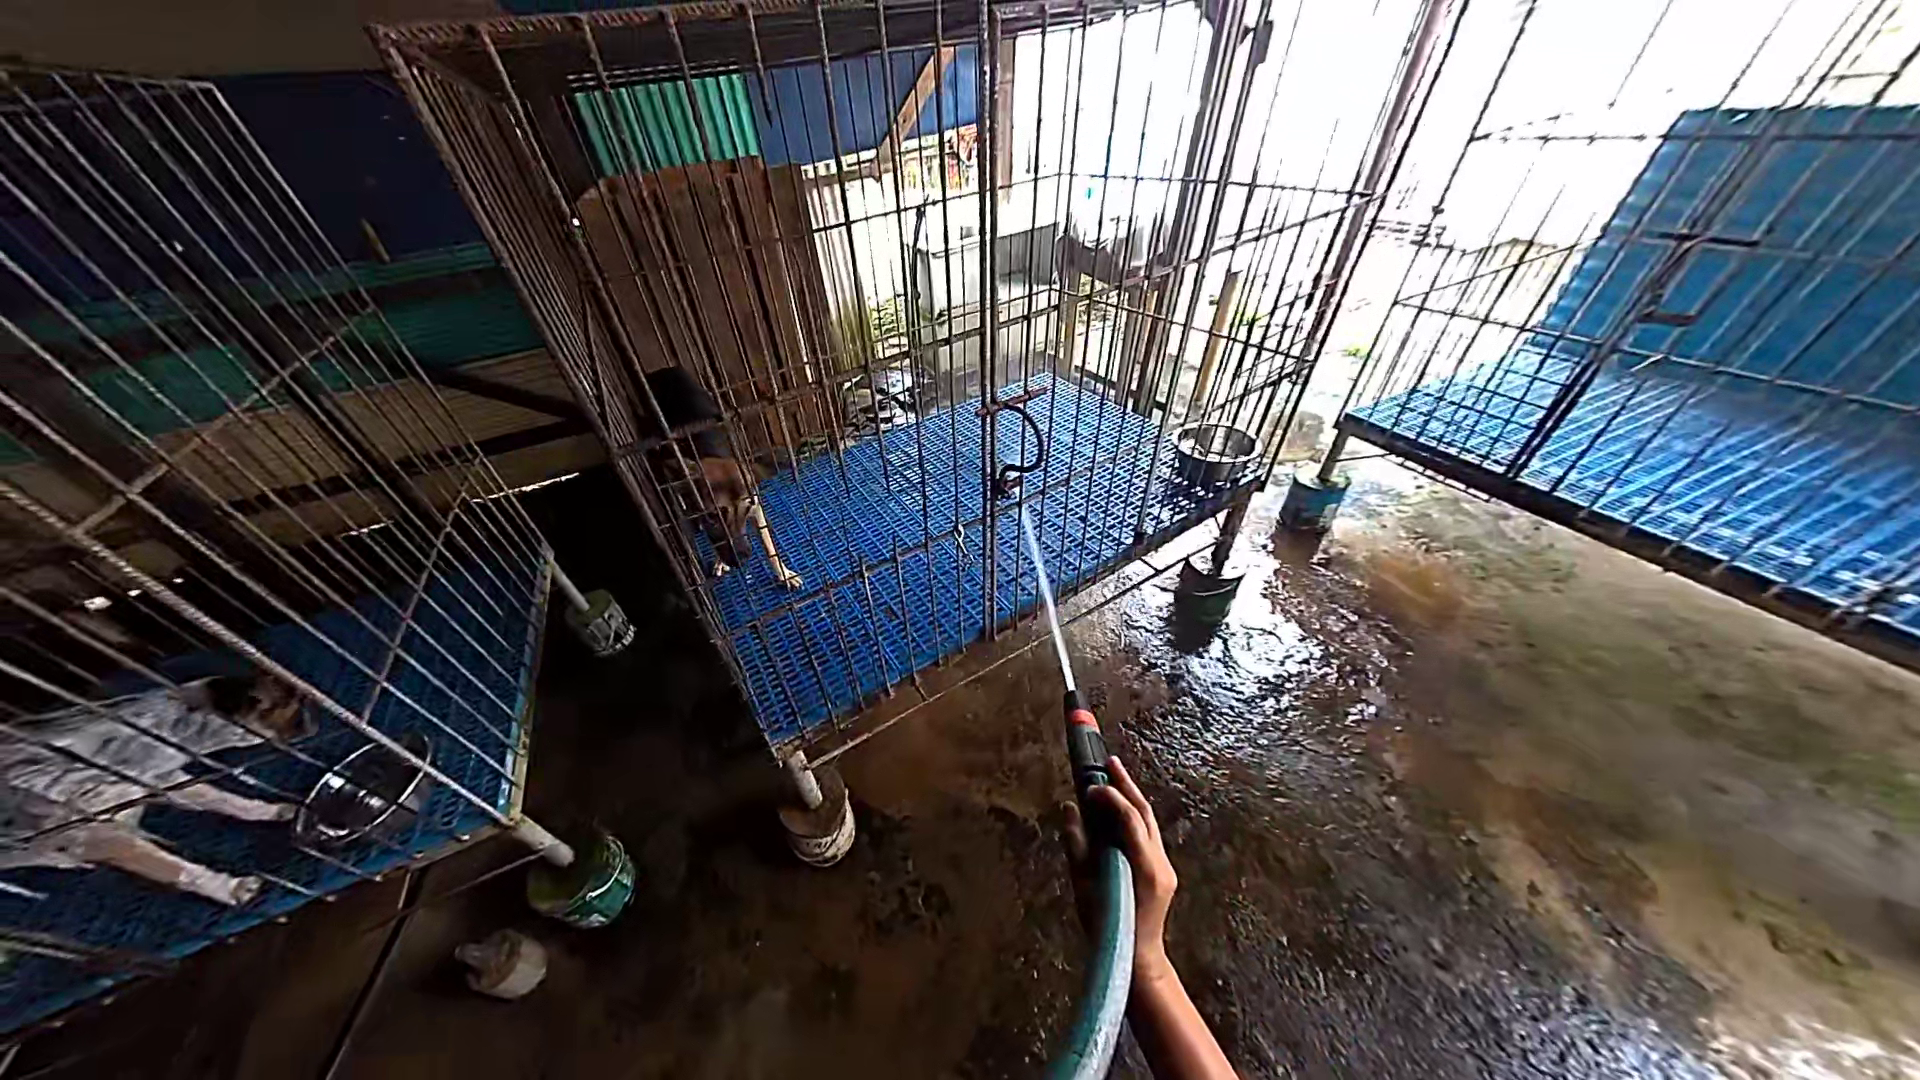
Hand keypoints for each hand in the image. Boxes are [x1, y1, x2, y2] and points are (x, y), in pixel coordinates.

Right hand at [1061, 756, 1177, 981]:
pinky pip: (1148, 833)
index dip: (1110, 796)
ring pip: (1149, 820)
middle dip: (1126, 783)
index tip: (1089, 787)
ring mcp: (1165, 866)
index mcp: (1144, 865)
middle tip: (1108, 760)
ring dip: (1130, 795)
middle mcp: (1160, 861)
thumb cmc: (1106, 926)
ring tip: (1114, 773)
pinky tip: (1118, 808)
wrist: (1137, 960)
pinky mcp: (1162, 870)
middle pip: (1144, 812)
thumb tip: (1070, 808)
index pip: (1129, 817)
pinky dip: (1132, 815)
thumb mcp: (1084, 886)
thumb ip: (1077, 844)